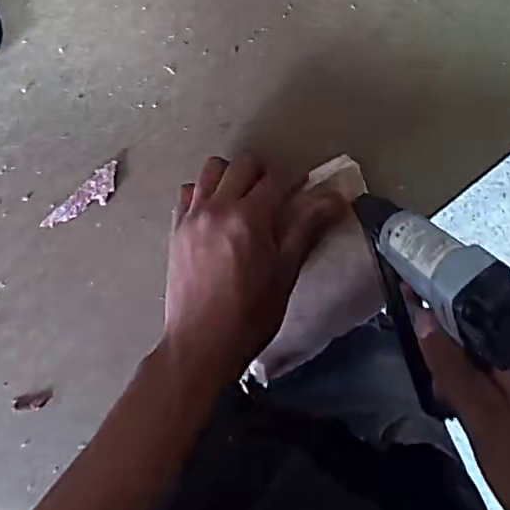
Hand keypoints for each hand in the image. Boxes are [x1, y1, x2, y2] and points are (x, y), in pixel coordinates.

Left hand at [162, 153, 343, 388]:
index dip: (294, 181)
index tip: (302, 190)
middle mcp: (218, 208)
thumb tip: (333, 200)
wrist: (200, 346)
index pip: (276, 178)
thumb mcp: (285, 272)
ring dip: (232, 175)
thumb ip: (306, 228)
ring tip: (243, 198)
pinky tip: (215, 213)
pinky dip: (203, 193)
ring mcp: (192, 217)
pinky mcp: (175, 230)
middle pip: (243, 163)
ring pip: (212, 170)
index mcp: (249, 217)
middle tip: (274, 194)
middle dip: (263, 171)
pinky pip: (187, 193)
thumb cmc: (249, 313)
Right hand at [417, 308, 509, 509]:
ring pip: (494, 344)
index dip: (442, 296)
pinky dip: (485, 377)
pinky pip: (507, 363)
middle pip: (486, 319)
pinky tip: (471, 407)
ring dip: (467, 363)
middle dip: (453, 339)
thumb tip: (422, 318)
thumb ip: (451, 365)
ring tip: (448, 396)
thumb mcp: (482, 416)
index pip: (480, 294)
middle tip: (431, 370)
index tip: (412, 302)